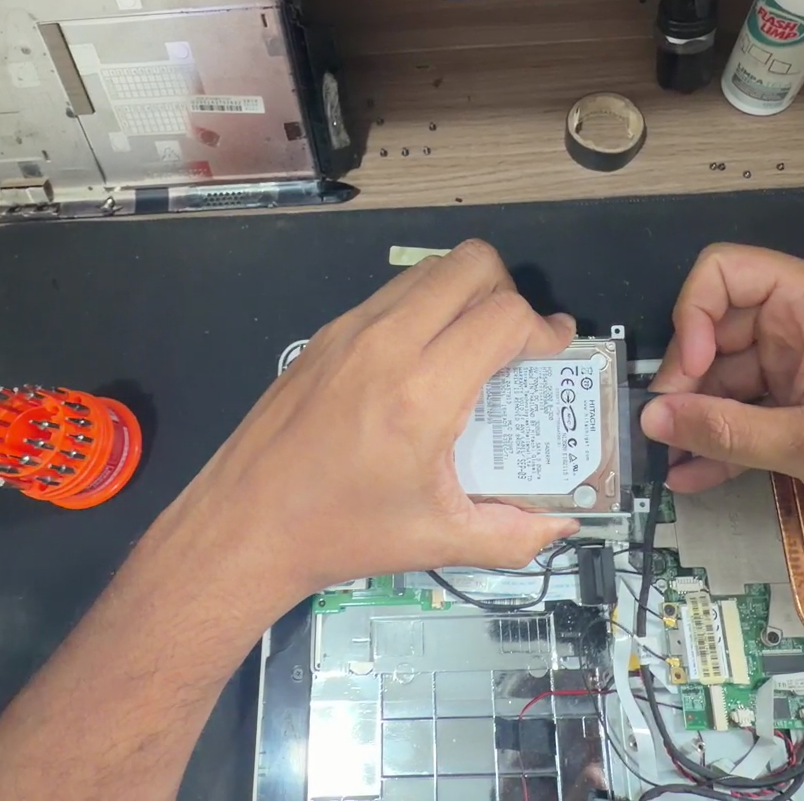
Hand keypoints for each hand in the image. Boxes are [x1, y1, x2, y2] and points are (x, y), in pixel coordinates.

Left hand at [160, 239, 580, 602]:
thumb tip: (561, 525)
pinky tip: (423, 356)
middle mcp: (386, 343)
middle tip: (514, 338)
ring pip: (430, 269)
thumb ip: (514, 533)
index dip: (542, 328)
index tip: (554, 349)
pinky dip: (425, 305)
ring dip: (466, 292)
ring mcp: (351, 329)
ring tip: (473, 342)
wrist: (242, 524)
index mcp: (420, 393)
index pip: (503, 316)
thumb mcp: (436, 540)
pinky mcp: (327, 332)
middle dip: (508, 291)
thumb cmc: (339, 532)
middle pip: (471, 264)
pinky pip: (394, 292)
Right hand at [639, 244, 803, 543]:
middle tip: (665, 433)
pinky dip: (730, 438)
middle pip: (718, 330)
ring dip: (702, 420)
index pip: (724, 272)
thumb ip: (724, 429)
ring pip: (732, 377)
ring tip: (672, 465)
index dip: (692, 315)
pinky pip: (756, 410)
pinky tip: (697, 475)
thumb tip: (649, 420)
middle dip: (687, 380)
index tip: (688, 373)